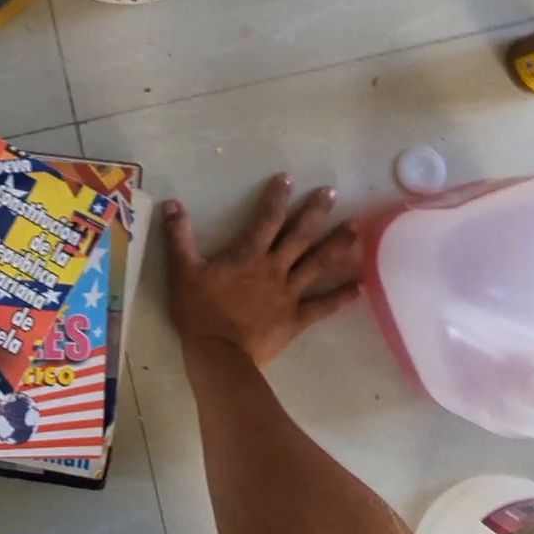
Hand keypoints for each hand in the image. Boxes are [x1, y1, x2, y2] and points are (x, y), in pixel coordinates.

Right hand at [166, 174, 363, 367]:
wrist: (219, 355)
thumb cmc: (199, 312)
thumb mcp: (182, 271)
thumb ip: (179, 236)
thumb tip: (172, 203)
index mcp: (248, 255)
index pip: (266, 218)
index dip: (277, 196)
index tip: (289, 178)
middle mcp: (274, 268)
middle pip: (300, 235)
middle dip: (316, 211)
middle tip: (332, 192)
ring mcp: (289, 294)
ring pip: (318, 264)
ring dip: (338, 244)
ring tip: (356, 227)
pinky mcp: (296, 319)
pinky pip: (323, 306)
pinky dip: (342, 296)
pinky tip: (360, 286)